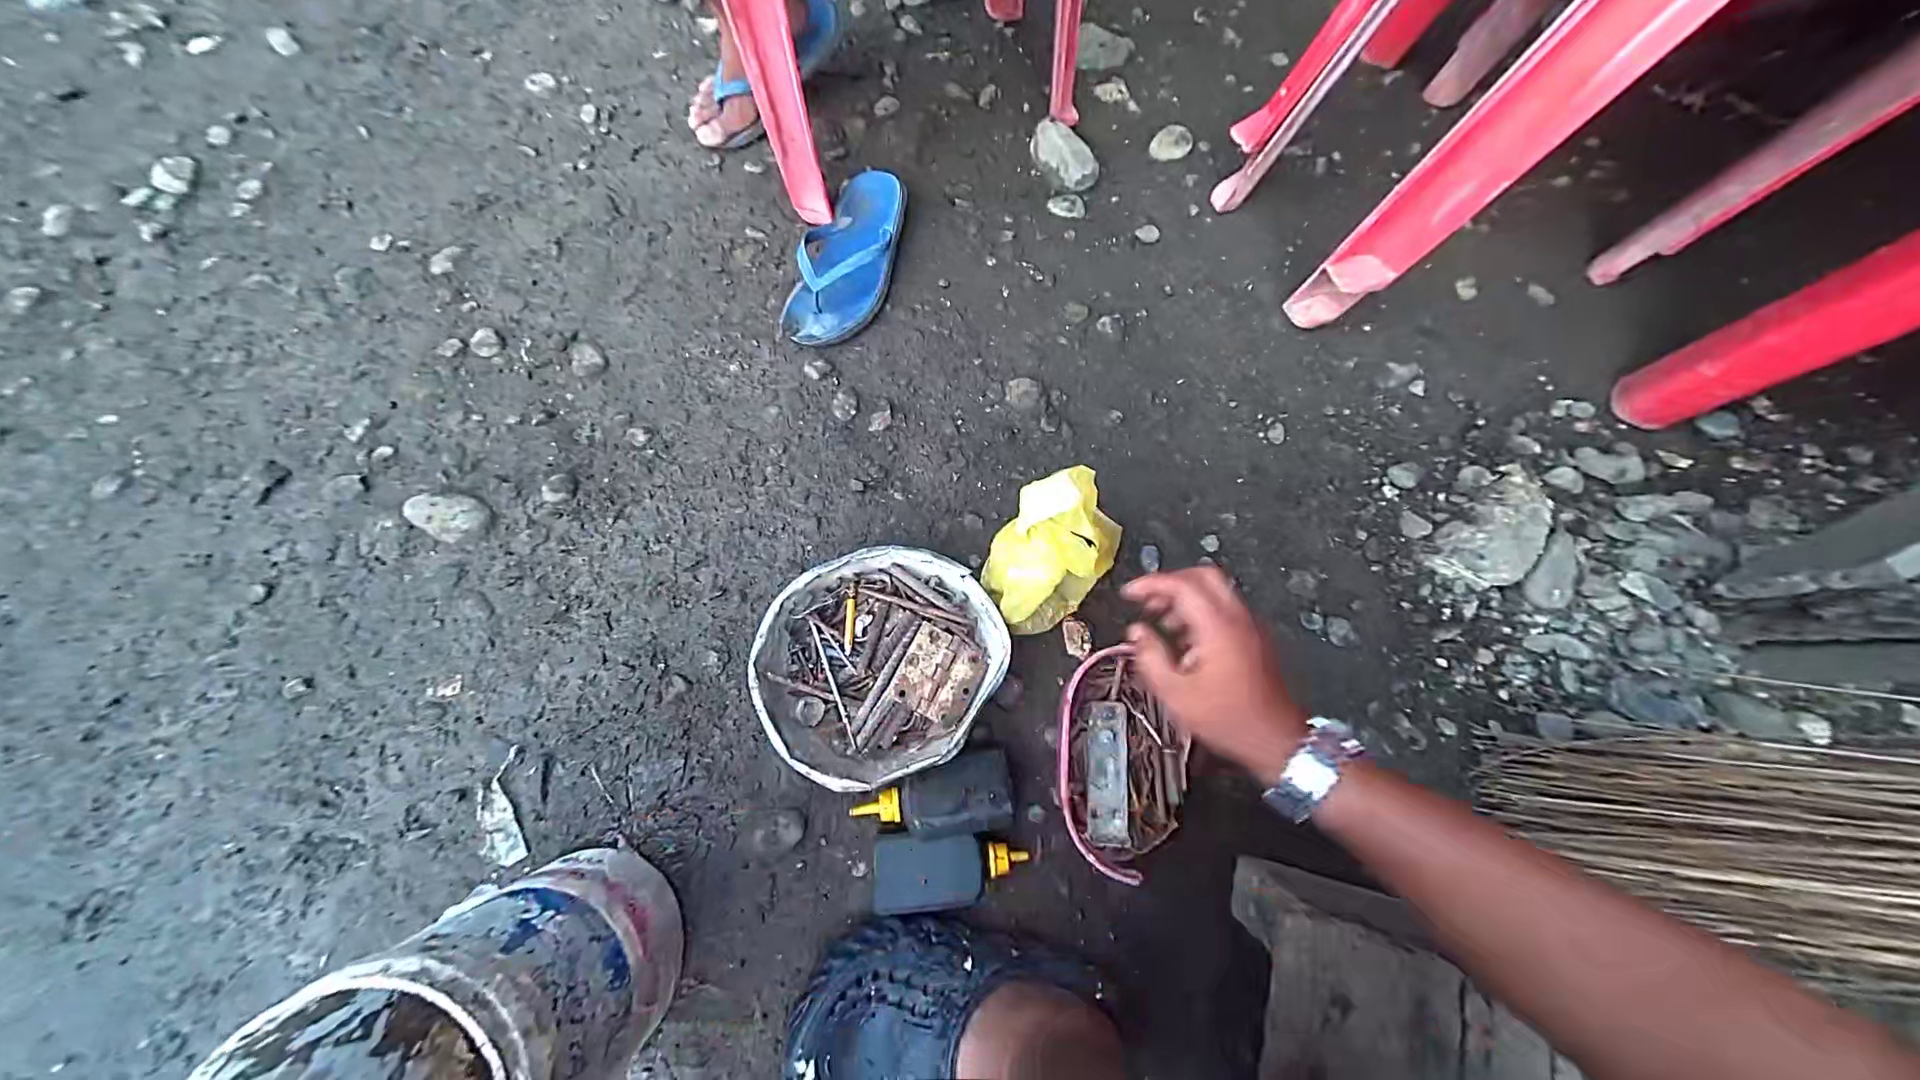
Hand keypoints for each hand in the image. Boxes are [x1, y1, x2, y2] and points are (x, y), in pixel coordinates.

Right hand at [1123, 567, 1307, 779]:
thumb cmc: (1229, 720)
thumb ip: (1150, 657)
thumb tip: (1137, 633)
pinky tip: (1183, 639)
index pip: (1181, 585)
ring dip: (1184, 599)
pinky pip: (1224, 609)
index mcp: (1218, 627)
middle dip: (1169, 583)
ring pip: (1214, 590)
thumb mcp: (1175, 694)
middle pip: (1202, 576)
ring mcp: (1250, 627)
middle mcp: (1238, 619)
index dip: (1150, 584)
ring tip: (1161, 622)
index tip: (1130, 593)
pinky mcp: (1254, 638)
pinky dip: (1199, 612)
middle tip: (1147, 600)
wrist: (1275, 741)